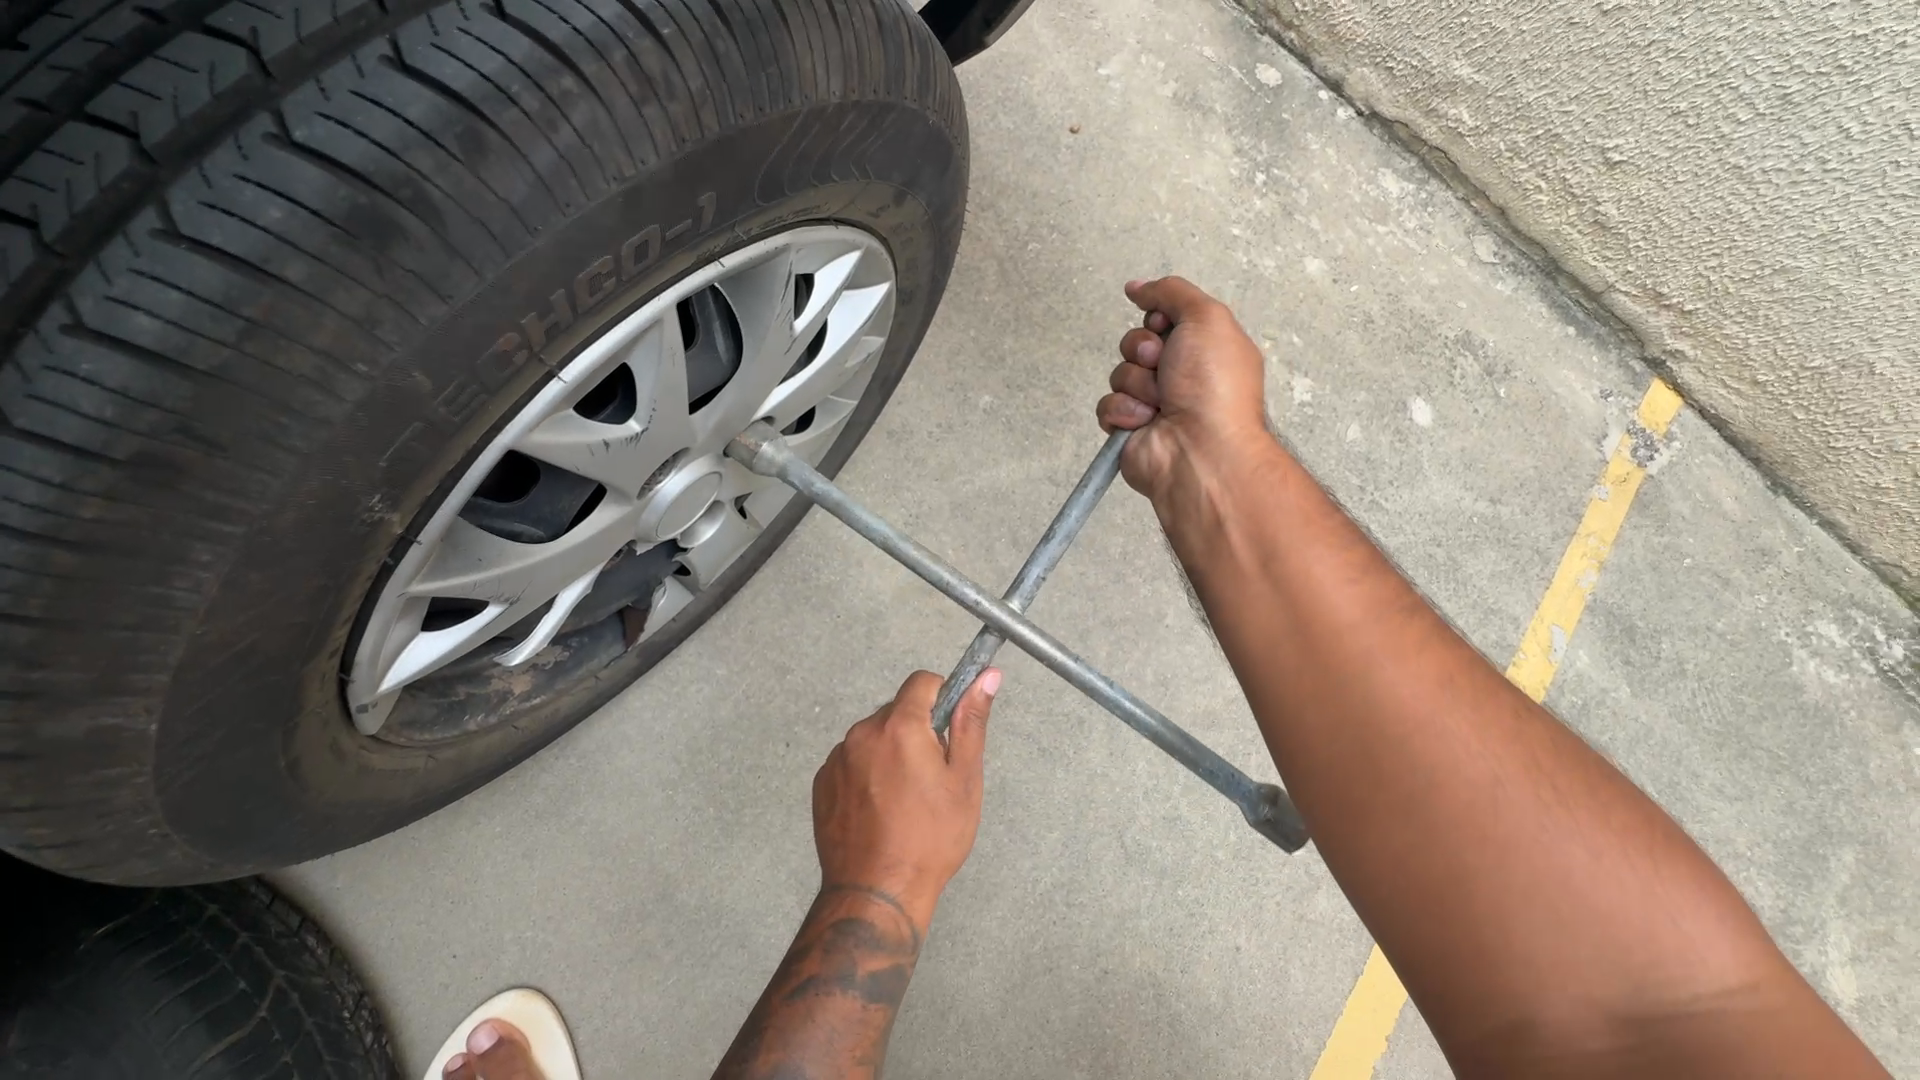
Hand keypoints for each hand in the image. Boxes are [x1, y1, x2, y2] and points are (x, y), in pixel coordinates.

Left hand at [812, 670, 997, 931]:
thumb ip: (972, 721)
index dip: (942, 698)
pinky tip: (880, 808)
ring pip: (874, 737)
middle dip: (917, 731)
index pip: (922, 682)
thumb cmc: (929, 840)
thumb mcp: (963, 780)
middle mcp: (862, 733)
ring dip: (890, 752)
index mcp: (900, 727)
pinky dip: (867, 773)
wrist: (878, 892)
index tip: (949, 729)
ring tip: (905, 798)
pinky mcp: (822, 781)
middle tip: (931, 776)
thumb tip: (987, 677)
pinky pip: (852, 760)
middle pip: (897, 711)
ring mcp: (838, 758)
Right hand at [1096, 277, 1272, 501]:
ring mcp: (1155, 404)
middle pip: (1137, 343)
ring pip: (1121, 374)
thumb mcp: (1207, 317)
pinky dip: (1123, 411)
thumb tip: (1138, 286)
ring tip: (1159, 402)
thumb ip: (1172, 292)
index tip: (1164, 325)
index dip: (1157, 318)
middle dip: (1143, 350)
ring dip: (1137, 383)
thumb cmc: (1213, 385)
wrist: (1200, 448)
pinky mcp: (1130, 429)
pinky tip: (1144, 421)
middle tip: (1163, 366)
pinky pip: (1108, 406)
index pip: (1164, 318)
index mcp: (1205, 348)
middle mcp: (1181, 375)